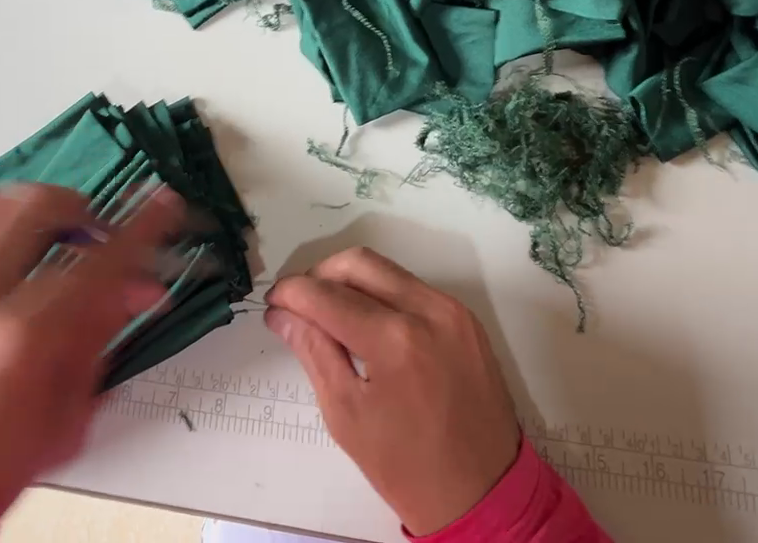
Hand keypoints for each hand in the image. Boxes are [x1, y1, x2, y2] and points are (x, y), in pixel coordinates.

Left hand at [0, 182, 181, 542]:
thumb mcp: (63, 420)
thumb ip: (100, 337)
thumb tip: (141, 282)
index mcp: (16, 345)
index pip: (97, 262)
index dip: (142, 226)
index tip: (163, 203)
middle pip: (34, 208)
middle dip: (78, 209)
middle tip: (90, 232)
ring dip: (21, 208)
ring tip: (35, 233)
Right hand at [265, 247, 521, 535]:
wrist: (485, 493)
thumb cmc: (406, 466)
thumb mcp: (346, 415)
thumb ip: (313, 351)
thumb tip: (282, 314)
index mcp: (394, 341)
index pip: (327, 295)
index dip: (291, 293)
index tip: (272, 303)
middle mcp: (427, 311)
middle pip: (357, 263)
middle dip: (319, 275)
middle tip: (300, 305)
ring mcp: (452, 311)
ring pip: (387, 269)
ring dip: (350, 281)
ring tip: (329, 314)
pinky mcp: (466, 318)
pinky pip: (412, 287)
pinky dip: (382, 294)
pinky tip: (368, 324)